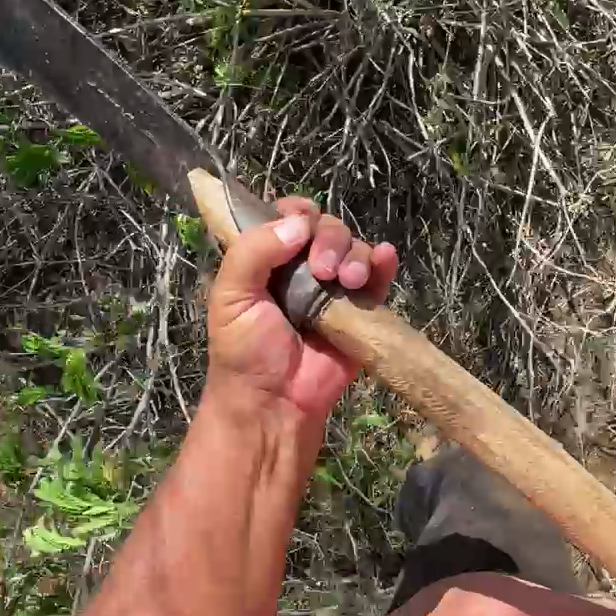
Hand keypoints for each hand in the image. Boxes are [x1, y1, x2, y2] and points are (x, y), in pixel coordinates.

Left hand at [206, 197, 398, 423]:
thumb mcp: (231, 296)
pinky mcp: (362, 309)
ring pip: (355, 248)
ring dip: (356, 255)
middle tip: (323, 270)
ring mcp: (335, 288)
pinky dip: (384, 262)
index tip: (302, 227)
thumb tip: (301, 224)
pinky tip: (385, 259)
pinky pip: (379, 276)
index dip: (299, 214)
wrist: (275, 401)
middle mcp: (303, 267)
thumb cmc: (245, 351)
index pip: (289, 216)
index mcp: (268, 259)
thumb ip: (254, 251)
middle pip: (328, 227)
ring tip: (349, 282)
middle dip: (330, 239)